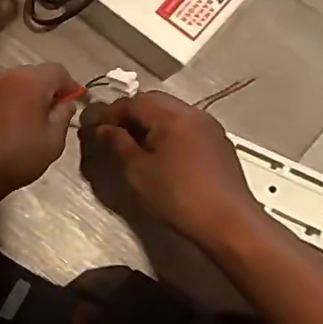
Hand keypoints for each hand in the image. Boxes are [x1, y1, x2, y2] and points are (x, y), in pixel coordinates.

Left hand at [0, 64, 79, 205]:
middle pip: (31, 74)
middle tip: (43, 113)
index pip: (58, 71)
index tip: (71, 102)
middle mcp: (4, 72)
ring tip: (13, 115)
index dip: (68, 86)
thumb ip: (63, 116)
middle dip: (41, 89)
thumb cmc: (14, 160)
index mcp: (30, 82)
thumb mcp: (52, 143)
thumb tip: (65, 102)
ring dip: (14, 90)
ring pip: (6, 78)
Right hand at [88, 92, 259, 243]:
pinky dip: (168, 132)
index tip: (94, 129)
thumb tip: (103, 129)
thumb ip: (117, 144)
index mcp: (171, 116)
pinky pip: (186, 126)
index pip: (132, 102)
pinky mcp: (218, 142)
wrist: (228, 221)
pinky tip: (161, 155)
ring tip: (135, 147)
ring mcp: (209, 127)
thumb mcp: (137, 171)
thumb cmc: (177, 196)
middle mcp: (193, 113)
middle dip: (130, 115)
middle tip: (112, 136)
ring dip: (149, 123)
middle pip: (153, 102)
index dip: (110, 113)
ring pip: (171, 113)